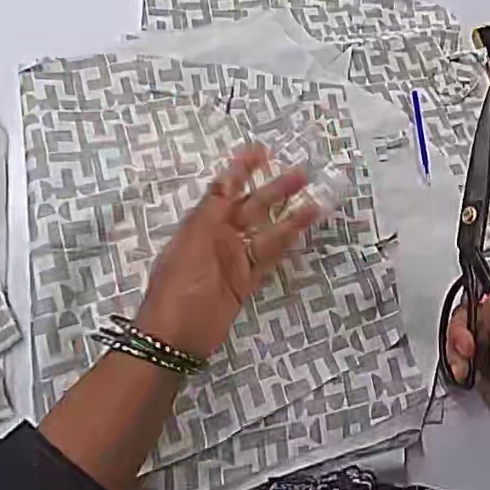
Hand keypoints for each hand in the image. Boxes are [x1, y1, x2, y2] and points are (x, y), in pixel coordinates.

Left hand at [135, 145, 320, 358]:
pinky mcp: (245, 282)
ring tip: (314, 201)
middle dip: (274, 189)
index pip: (225, 188)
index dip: (241, 169)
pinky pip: (269, 257)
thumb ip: (212, 212)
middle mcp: (220, 237)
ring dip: (288, 216)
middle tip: (302, 173)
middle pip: (252, 207)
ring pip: (266, 232)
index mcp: (202, 224)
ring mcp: (234, 260)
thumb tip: (227, 180)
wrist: (174, 338)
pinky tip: (301, 231)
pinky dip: (285, 244)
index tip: (261, 151)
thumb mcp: (192, 244)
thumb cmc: (178, 289)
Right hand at [445, 273, 489, 441]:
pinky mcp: (484, 357)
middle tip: (466, 347)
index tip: (464, 300)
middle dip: (460, 327)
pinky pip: (461, 349)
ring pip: (462, 329)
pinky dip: (457, 360)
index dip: (476, 283)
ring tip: (466, 364)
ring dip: (456, 347)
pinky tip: (464, 372)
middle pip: (469, 307)